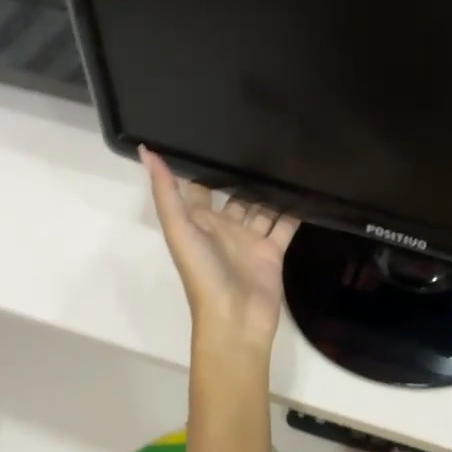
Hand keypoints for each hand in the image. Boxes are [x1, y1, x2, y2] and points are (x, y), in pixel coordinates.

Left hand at [141, 147, 299, 355]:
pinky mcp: (272, 251)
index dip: (202, 163)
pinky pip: (284, 226)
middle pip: (233, 194)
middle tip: (262, 138)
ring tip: (286, 159)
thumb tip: (146, 150)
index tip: (213, 132)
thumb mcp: (180, 230)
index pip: (197, 185)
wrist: (236, 320)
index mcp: (196, 221)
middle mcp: (222, 227)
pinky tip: (305, 189)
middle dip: (243, 173)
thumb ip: (166, 191)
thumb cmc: (203, 274)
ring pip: (261, 207)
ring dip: (270, 188)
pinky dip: (294, 210)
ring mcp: (248, 239)